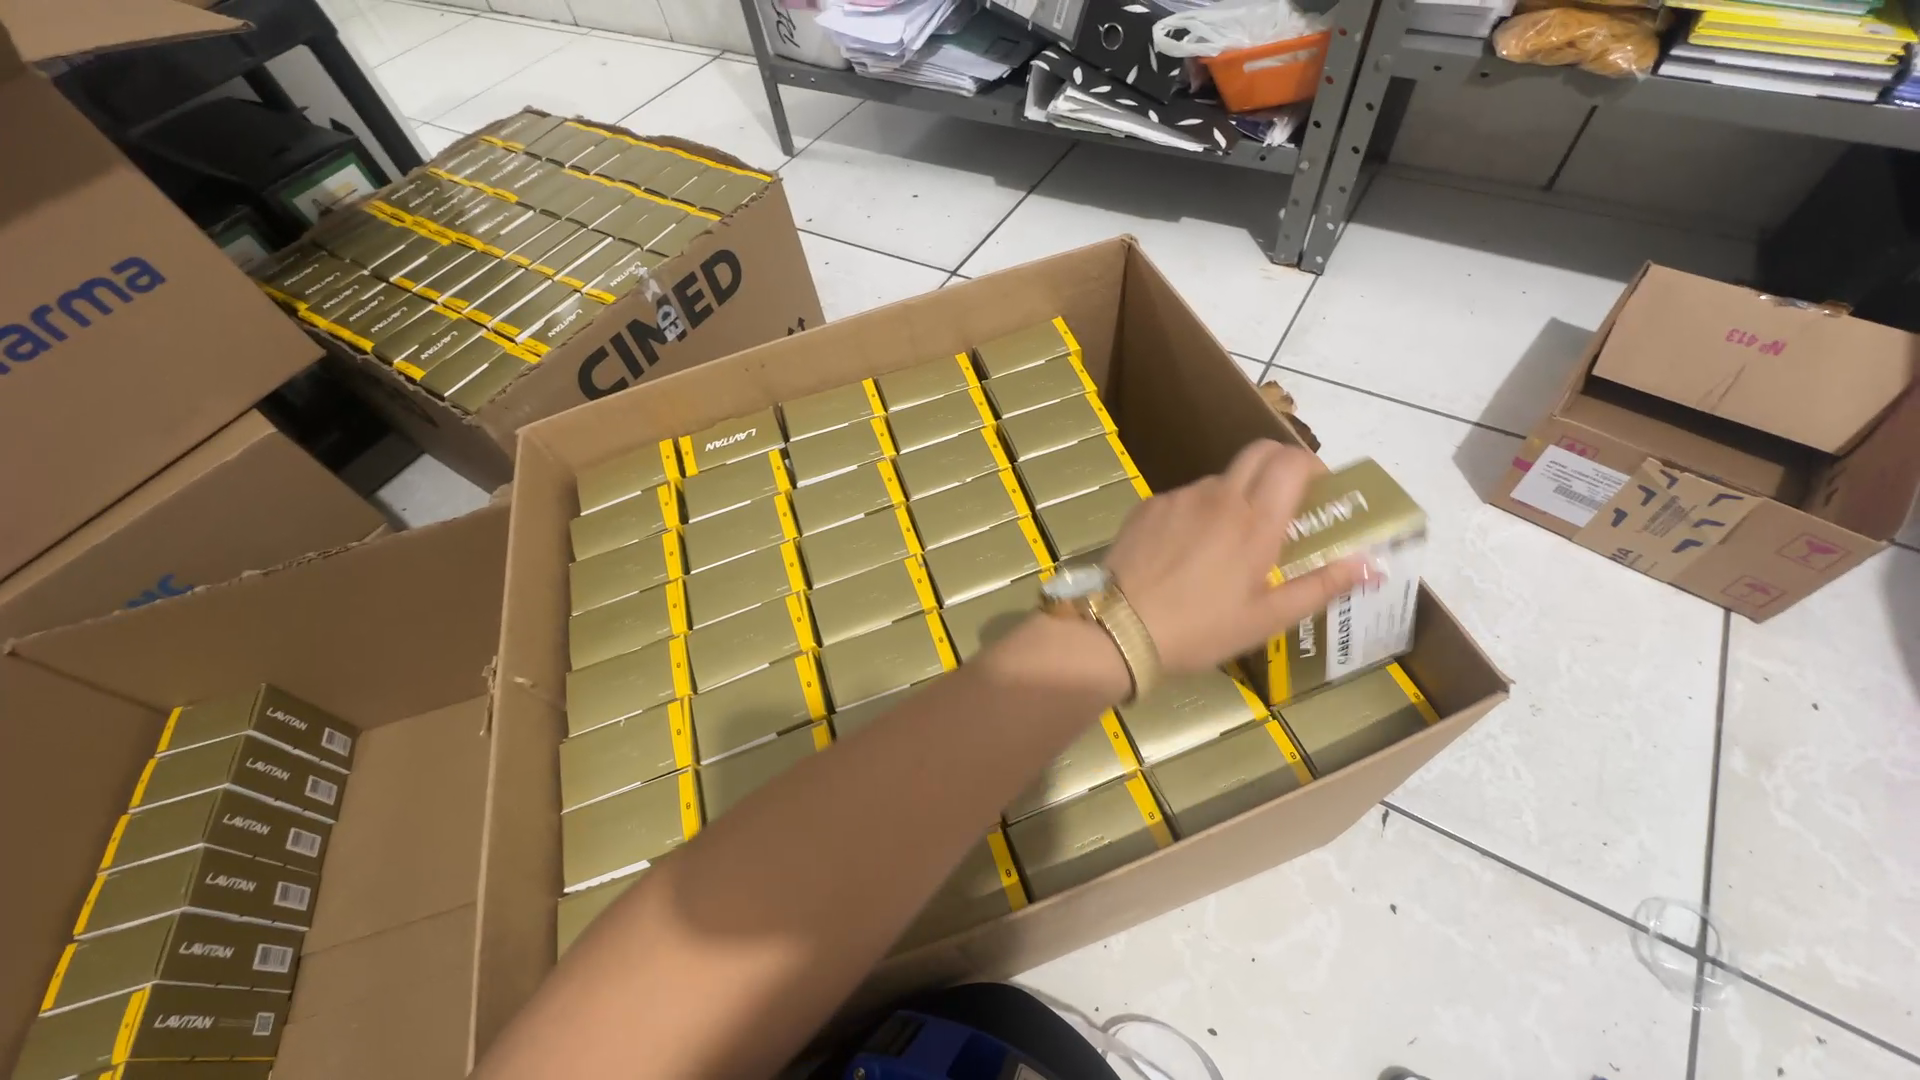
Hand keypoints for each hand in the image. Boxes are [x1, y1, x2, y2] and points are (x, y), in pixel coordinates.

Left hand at [1104, 440, 1371, 674]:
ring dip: (1234, 497)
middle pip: (1258, 453)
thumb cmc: (1200, 630)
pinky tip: (1184, 553)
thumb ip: (1321, 585)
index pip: (1292, 461)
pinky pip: (1182, 499)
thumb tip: (1372, 564)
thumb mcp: (1266, 618)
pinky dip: (1196, 514)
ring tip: (1227, 544)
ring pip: (1218, 480)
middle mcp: (1219, 496)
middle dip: (1279, 466)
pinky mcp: (1146, 507)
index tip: (1319, 488)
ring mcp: (1178, 498)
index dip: (1311, 465)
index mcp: (1256, 521)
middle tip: (1284, 503)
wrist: (1117, 630)